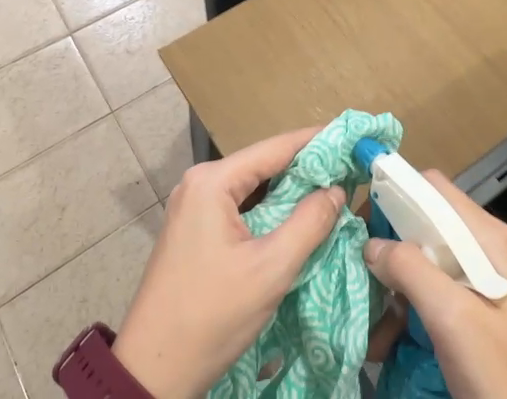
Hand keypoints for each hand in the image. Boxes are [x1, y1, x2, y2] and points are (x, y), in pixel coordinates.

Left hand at [114, 127, 345, 398]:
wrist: (154, 369)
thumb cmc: (212, 315)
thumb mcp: (271, 269)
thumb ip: (309, 223)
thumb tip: (336, 191)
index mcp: (212, 182)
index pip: (276, 148)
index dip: (317, 141)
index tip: (352, 138)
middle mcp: (200, 183)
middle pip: (264, 164)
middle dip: (307, 168)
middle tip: (351, 169)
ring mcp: (194, 207)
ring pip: (254, 188)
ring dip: (291, 192)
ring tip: (335, 190)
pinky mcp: (195, 230)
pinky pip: (242, 207)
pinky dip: (272, 211)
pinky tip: (300, 218)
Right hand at [364, 170, 506, 398]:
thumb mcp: (453, 320)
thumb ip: (412, 271)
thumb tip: (373, 244)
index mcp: (491, 238)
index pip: (432, 189)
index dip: (392, 196)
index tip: (358, 225)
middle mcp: (496, 249)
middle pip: (431, 227)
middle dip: (392, 253)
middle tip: (364, 288)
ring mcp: (498, 281)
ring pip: (435, 263)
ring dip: (401, 289)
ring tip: (377, 333)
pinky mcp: (496, 312)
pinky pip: (447, 292)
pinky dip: (419, 308)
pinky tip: (398, 342)